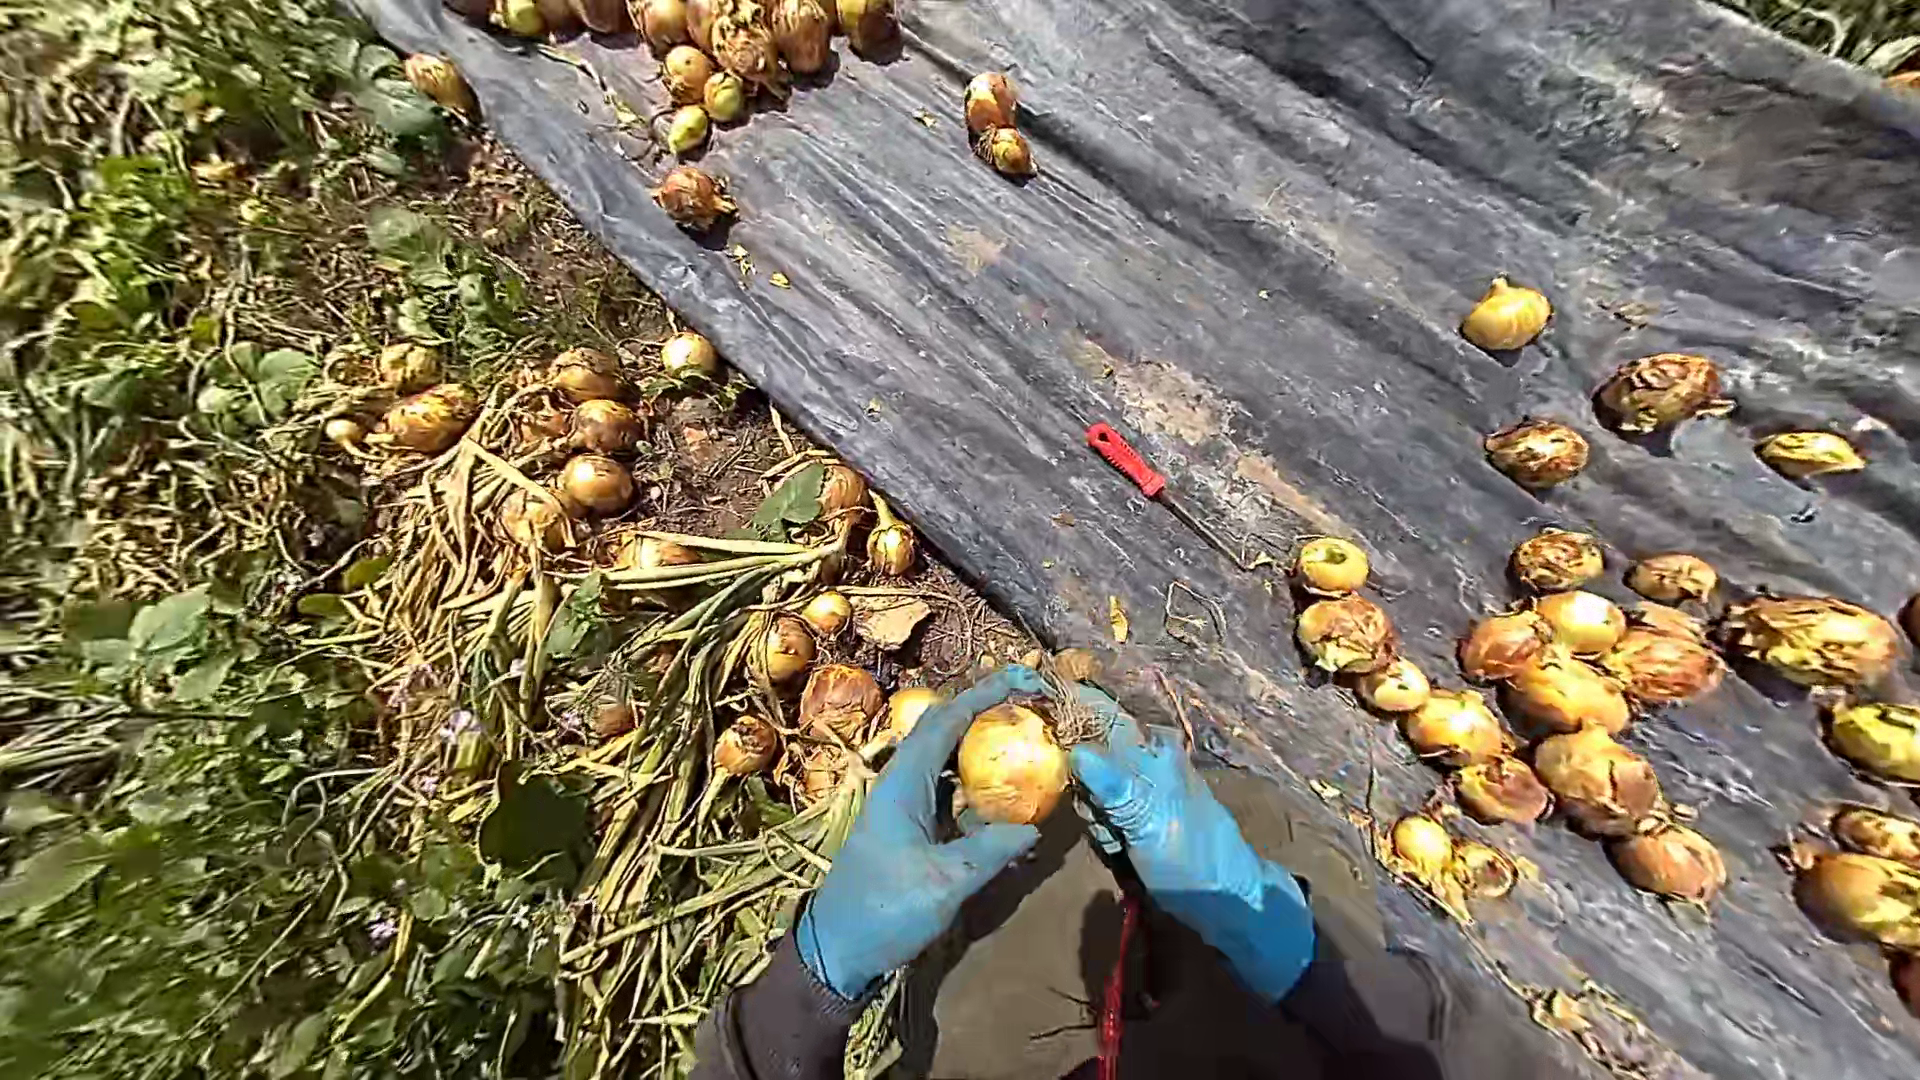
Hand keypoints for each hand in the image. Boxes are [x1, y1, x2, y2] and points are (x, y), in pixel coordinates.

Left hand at [795, 665, 1045, 998]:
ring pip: (946, 752)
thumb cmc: (883, 910)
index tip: (1022, 679)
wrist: (836, 948)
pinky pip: (947, 784)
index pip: (947, 718)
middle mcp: (903, 777)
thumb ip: (989, 851)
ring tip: (1018, 737)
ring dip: (979, 740)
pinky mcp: (911, 819)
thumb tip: (1033, 828)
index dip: (985, 693)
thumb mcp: (942, 884)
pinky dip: (974, 777)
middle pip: (946, 725)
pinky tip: (999, 791)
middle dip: (985, 707)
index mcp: (904, 779)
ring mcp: (905, 797)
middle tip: (1027, 704)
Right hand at [1067, 684, 1315, 1000]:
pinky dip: (1100, 826)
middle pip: (1082, 749)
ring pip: (1086, 782)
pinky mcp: (1132, 806)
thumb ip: (1113, 785)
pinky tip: (1118, 846)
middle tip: (1101, 821)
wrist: (1228, 901)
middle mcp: (1141, 754)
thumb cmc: (1192, 859)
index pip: (1096, 708)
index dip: (1063, 703)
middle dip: (1080, 786)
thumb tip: (1075, 751)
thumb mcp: (1150, 822)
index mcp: (1149, 745)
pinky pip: (1097, 805)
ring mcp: (1136, 781)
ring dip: (1092, 813)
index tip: (1032, 708)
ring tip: (1116, 841)